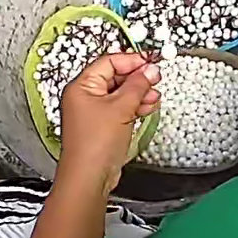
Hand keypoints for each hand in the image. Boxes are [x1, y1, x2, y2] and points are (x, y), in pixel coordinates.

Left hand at [56, 53, 160, 193]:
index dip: (131, 60)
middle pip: (115, 77)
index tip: (150, 63)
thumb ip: (137, 86)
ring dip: (139, 93)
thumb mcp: (121, 107)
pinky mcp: (103, 125)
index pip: (109, 62)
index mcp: (82, 86)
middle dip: (137, 78)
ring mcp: (94, 112)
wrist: (90, 176)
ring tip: (154, 96)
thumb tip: (148, 70)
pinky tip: (147, 107)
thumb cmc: (94, 145)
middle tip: (155, 79)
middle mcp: (85, 97)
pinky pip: (121, 108)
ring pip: (121, 93)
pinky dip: (135, 106)